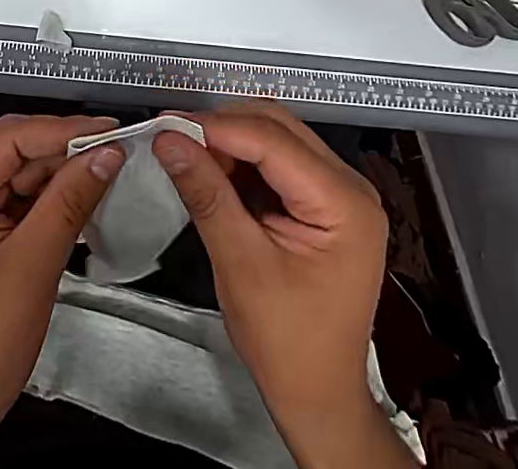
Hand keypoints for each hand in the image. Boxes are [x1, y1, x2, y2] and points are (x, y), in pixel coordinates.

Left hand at [0, 113, 126, 468]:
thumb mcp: (29, 268)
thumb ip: (69, 202)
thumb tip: (106, 154)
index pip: (6, 139)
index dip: (61, 130)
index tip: (109, 129)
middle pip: (11, 152)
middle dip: (64, 152)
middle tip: (115, 150)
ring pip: (18, 175)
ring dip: (61, 175)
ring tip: (107, 171)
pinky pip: (16, 201)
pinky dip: (50, 200)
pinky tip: (83, 197)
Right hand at [153, 103, 410, 468]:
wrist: (318, 391)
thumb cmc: (286, 341)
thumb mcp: (240, 264)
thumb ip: (206, 194)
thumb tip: (170, 142)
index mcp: (344, 203)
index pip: (273, 141)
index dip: (217, 128)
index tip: (168, 127)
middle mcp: (349, 186)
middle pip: (279, 128)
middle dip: (223, 128)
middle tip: (174, 139)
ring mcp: (339, 192)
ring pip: (276, 137)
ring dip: (230, 140)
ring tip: (188, 154)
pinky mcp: (322, 201)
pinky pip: (277, 161)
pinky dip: (241, 159)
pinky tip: (212, 170)